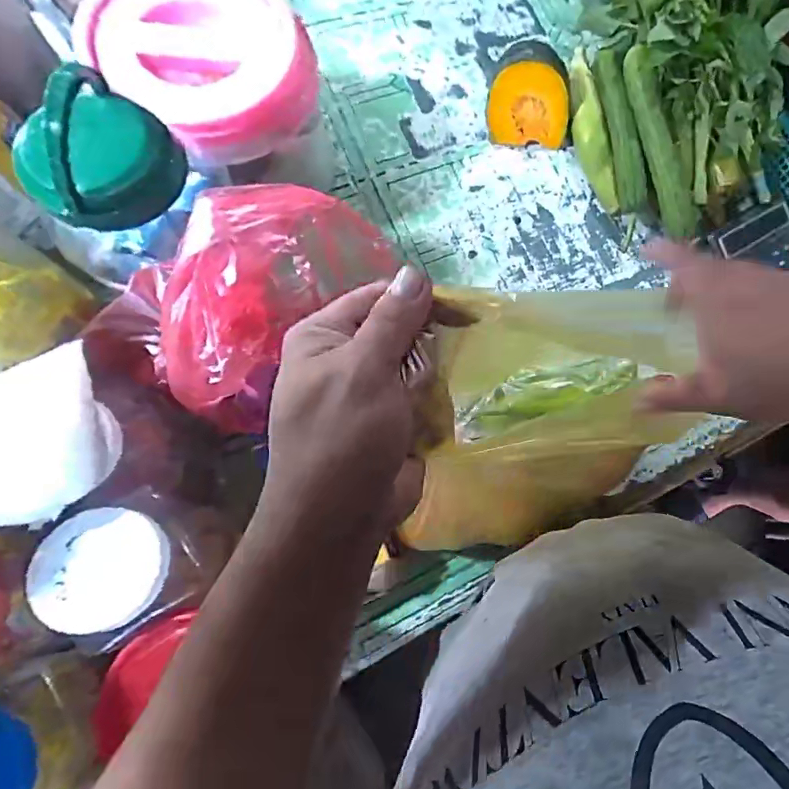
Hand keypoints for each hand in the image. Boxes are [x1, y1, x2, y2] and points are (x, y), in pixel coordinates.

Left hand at [259, 265, 434, 544]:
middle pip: (400, 332)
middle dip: (423, 351)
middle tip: (421, 379)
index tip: (465, 315)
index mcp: (324, 336)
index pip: (380, 298)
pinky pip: (421, 399)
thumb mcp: (366, 369)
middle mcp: (343, 358)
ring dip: (428, 384)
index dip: (420, 301)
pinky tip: (426, 425)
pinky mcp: (390, 421)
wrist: (339, 516)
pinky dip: (430, 407)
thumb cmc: (344, 436)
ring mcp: (368, 392)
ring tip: (418, 410)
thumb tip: (416, 271)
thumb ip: (393, 320)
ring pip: (417, 367)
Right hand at [640, 240, 788, 423]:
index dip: (661, 253)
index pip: (680, 262)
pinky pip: (765, 283)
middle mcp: (743, 276)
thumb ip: (673, 394)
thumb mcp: (716, 395)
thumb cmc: (771, 381)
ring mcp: (776, 278)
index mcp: (713, 296)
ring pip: (738, 274)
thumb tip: (635, 400)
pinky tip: (762, 326)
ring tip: (720, 320)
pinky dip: (750, 295)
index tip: (647, 249)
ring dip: (721, 288)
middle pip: (708, 267)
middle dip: (689, 281)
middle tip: (680, 307)